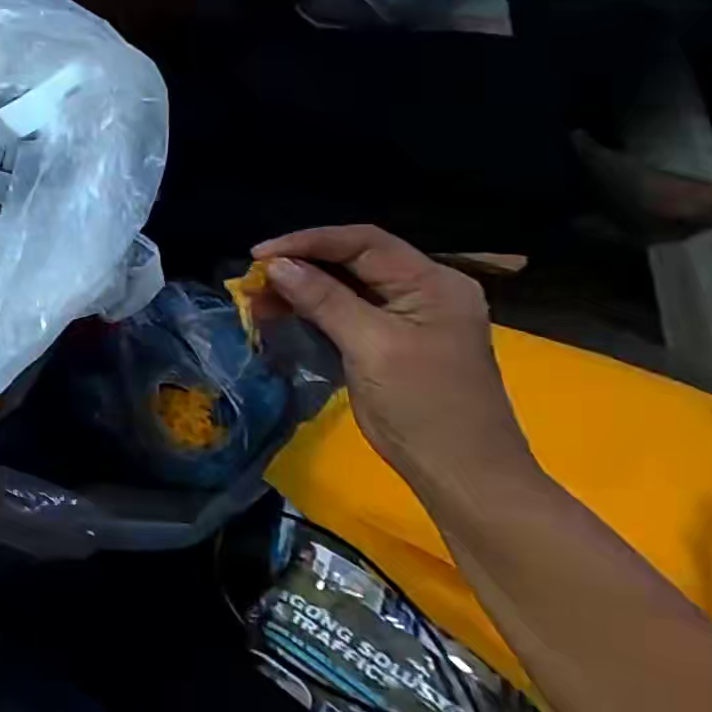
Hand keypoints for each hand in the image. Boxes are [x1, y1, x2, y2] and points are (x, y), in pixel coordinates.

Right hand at [252, 225, 535, 488]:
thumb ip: (324, 300)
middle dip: (298, 265)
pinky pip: (343, 310)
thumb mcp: (370, 346)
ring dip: (298, 288)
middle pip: (352, 260)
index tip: (257, 255)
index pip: (364, 242)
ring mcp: (407, 316)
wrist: (461, 470)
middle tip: (251, 280)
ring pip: (343, 285)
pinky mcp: (389, 339)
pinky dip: (308, 309)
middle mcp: (423, 290)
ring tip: (257, 301)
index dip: (307, 241)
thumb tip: (275, 265)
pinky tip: (279, 315)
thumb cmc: (423, 405)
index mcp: (433, 284)